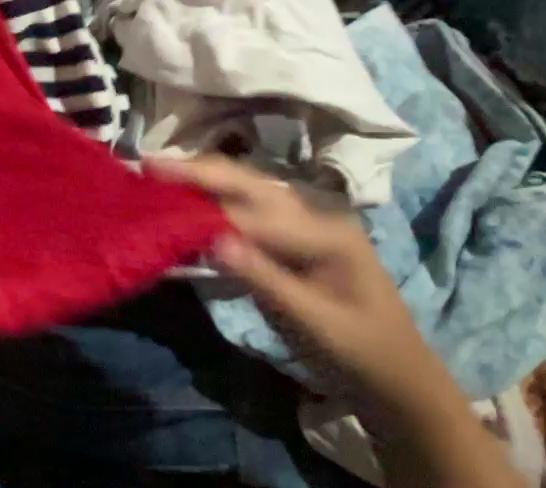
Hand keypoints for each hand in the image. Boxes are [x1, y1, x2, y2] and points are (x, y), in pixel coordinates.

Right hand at [147, 155, 446, 411]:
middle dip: (196, 171)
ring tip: (156, 171)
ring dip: (200, 177)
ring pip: (244, 186)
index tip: (156, 193)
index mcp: (327, 234)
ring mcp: (304, 221)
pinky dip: (212, 195)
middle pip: (247, 181)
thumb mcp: (313, 323)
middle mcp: (315, 214)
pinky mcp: (291, 234)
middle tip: (145, 164)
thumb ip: (264, 278)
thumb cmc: (359, 354)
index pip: (252, 213)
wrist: (399, 381)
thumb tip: (210, 239)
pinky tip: (185, 195)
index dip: (203, 203)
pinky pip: (246, 204)